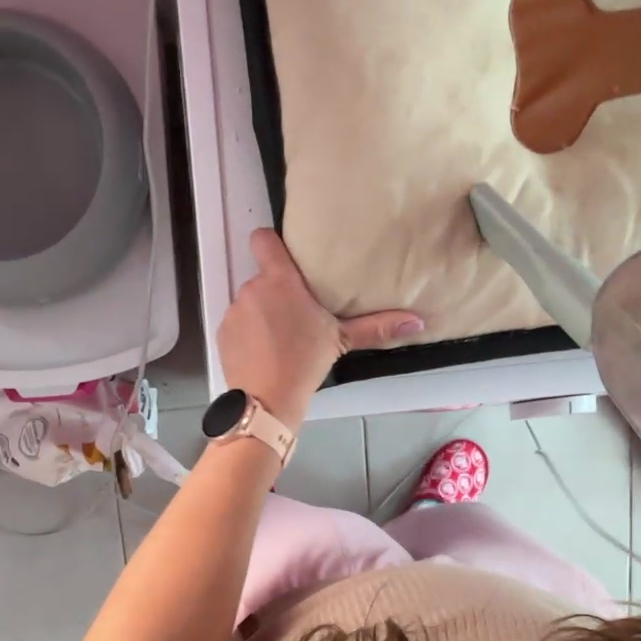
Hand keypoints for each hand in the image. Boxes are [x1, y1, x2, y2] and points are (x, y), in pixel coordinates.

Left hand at [217, 230, 422, 427]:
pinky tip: (263, 351)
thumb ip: (377, 326)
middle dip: (276, 291)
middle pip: (262, 277)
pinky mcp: (222, 333)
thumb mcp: (341, 340)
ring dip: (262, 313)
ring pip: (250, 302)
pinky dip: (248, 334)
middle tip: (296, 313)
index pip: (263, 239)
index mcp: (280, 280)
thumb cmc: (304, 363)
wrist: (267, 400)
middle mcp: (252, 288)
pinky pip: (237, 324)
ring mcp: (234, 311)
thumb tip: (418, 322)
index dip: (270, 243)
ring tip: (280, 337)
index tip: (283, 255)